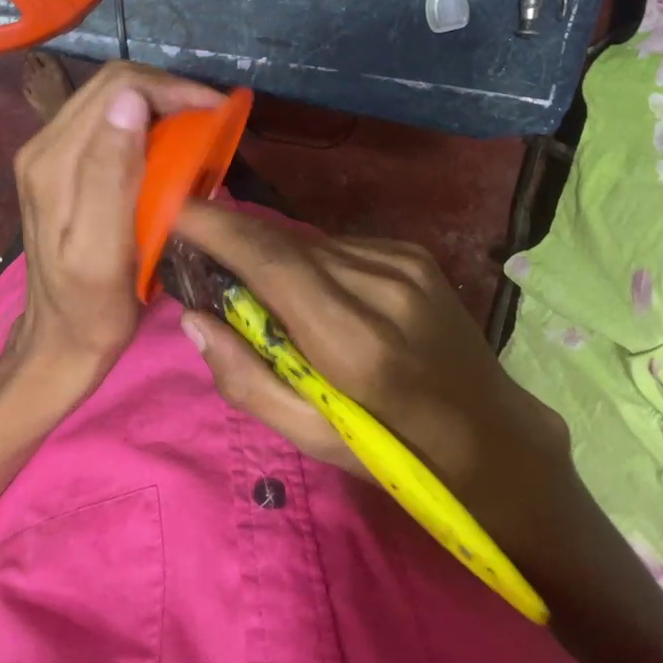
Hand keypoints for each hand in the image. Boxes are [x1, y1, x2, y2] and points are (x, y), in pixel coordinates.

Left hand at [8, 61, 224, 382]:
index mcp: (53, 161)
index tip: (218, 112)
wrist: (57, 341)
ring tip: (201, 130)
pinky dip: (147, 126)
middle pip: (112, 86)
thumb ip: (110, 174)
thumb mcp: (103, 252)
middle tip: (216, 120)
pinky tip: (173, 148)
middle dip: (169, 93)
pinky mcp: (60, 166)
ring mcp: (49, 155)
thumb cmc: (90, 309)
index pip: (116, 88)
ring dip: (160, 106)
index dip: (171, 89)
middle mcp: (43, 146)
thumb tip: (131, 100)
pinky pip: (108, 124)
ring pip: (111, 100)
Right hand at [172, 201, 570, 489]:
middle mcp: (382, 287)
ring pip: (309, 242)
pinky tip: (311, 292)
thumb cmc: (397, 452)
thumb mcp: (314, 439)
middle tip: (192, 248)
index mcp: (357, 344)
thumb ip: (248, 380)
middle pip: (284, 243)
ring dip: (270, 253)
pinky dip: (308, 260)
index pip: (273, 263)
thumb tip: (194, 318)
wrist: (491, 432)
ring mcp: (404, 264)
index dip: (218, 229)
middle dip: (231, 237)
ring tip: (250, 283)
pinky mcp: (414, 254)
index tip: (171, 210)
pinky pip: (338, 246)